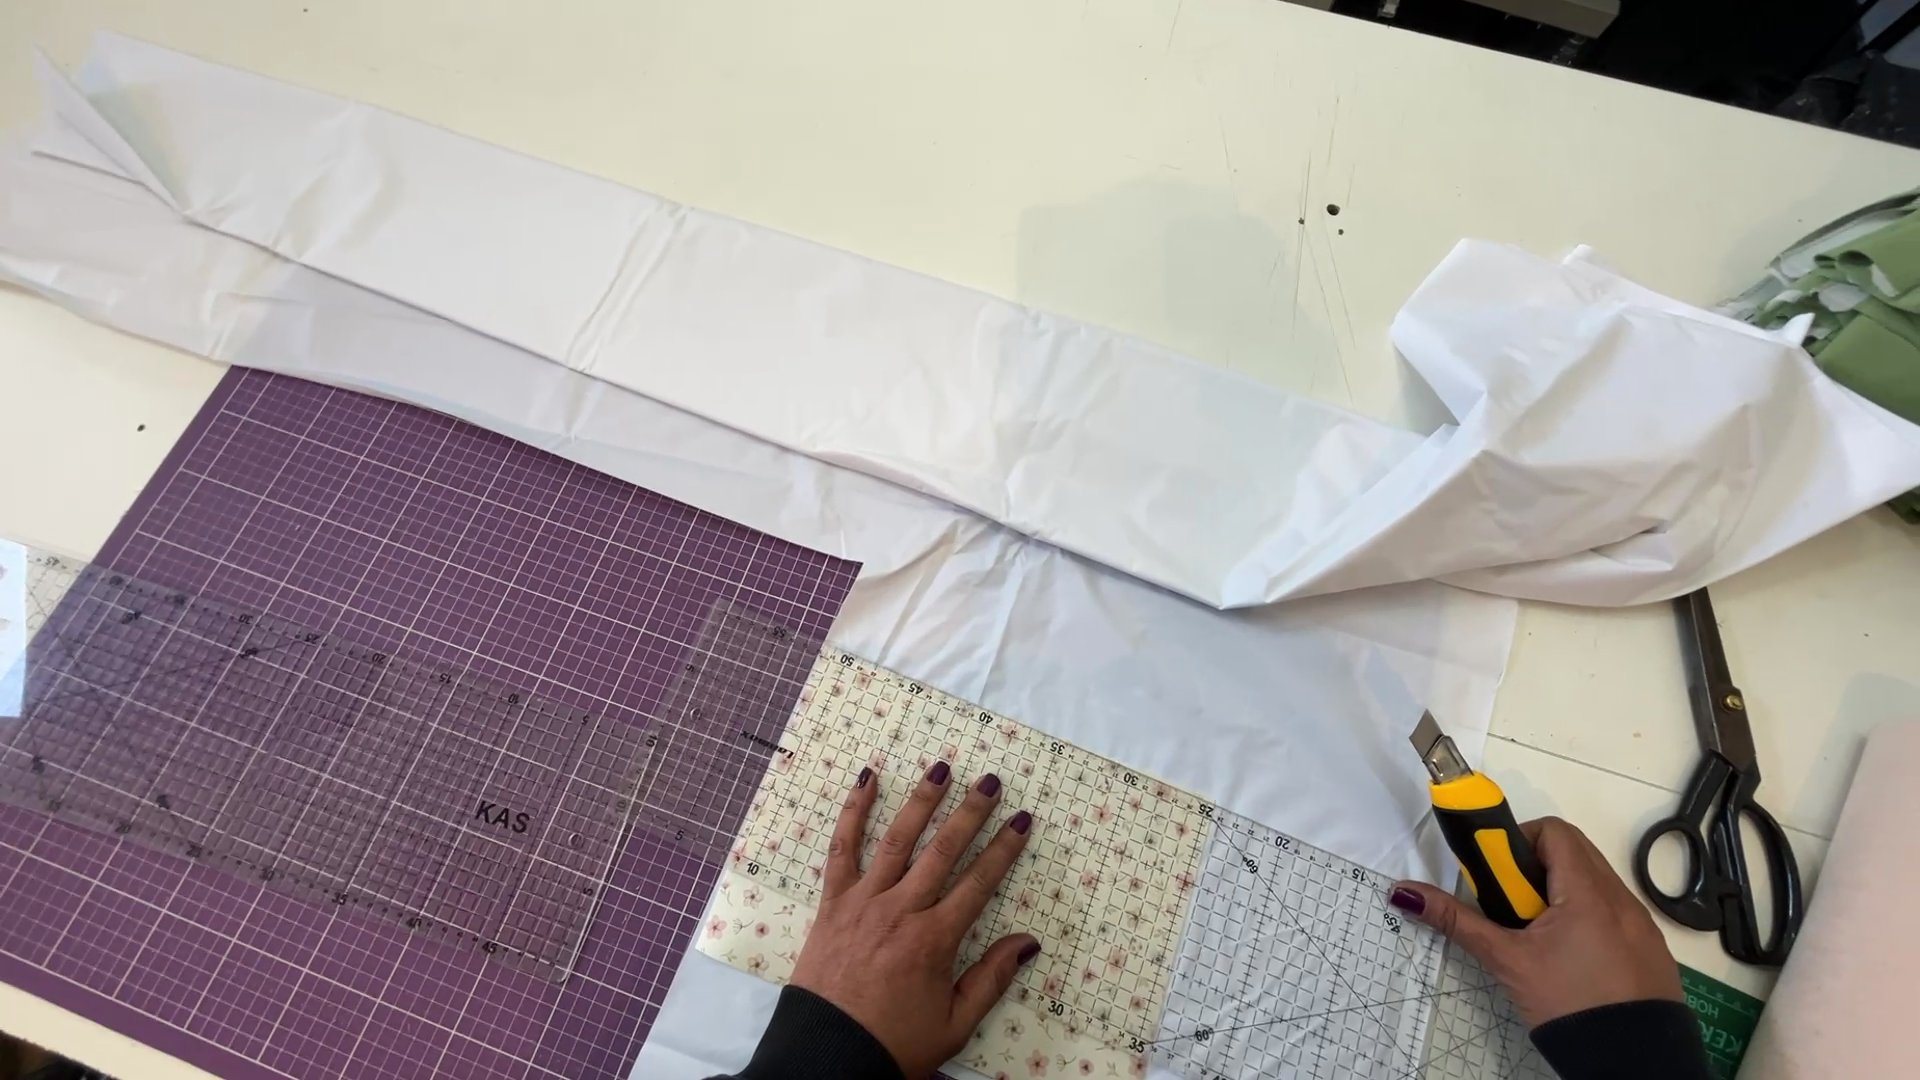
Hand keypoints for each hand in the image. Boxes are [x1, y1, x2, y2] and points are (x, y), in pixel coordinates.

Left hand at [790, 762, 1039, 1078]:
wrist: (825, 1058)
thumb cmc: (894, 1044)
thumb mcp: (953, 1024)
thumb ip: (992, 979)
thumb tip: (1029, 941)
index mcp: (934, 940)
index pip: (978, 883)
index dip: (1004, 849)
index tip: (1023, 820)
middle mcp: (901, 910)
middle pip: (943, 850)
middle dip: (971, 812)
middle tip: (990, 781)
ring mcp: (865, 900)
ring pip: (898, 839)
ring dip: (922, 800)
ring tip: (941, 767)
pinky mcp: (833, 901)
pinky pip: (842, 849)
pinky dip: (853, 811)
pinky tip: (867, 779)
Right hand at [1389, 816, 1681, 1028]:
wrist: (1639, 1074)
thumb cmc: (1570, 1005)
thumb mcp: (1506, 960)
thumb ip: (1455, 919)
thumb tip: (1403, 892)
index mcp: (1589, 895)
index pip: (1553, 831)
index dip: (1518, 838)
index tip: (1498, 871)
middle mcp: (1622, 901)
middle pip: (1572, 850)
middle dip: (1532, 862)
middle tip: (1509, 898)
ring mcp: (1642, 927)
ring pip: (1593, 880)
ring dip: (1557, 887)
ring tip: (1534, 928)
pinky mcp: (1651, 952)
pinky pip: (1613, 909)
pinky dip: (1583, 912)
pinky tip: (1566, 951)